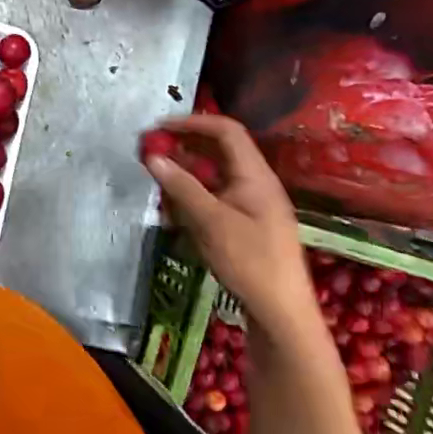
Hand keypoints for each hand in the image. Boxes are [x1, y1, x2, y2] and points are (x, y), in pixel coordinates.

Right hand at [144, 115, 313, 333]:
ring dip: (186, 172)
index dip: (192, 123)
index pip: (225, 131)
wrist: (280, 310)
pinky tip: (173, 209)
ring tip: (157, 178)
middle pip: (219, 151)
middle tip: (151, 150)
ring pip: (215, 176)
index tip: (159, 127)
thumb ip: (182, 187)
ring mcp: (252, 204)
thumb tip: (153, 157)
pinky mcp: (246, 224)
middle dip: (184, 146)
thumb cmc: (249, 261)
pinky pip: (216, 197)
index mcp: (254, 174)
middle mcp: (255, 182)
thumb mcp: (210, 222)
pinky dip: (194, 196)